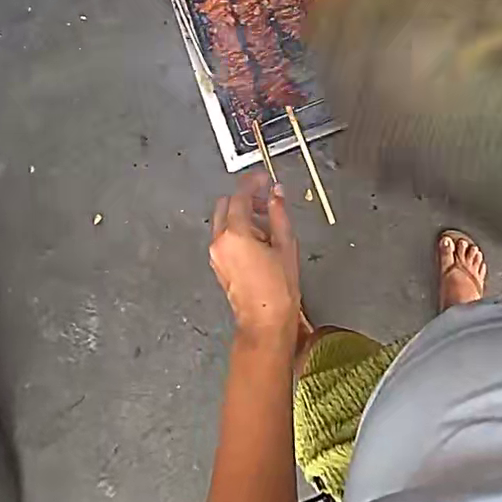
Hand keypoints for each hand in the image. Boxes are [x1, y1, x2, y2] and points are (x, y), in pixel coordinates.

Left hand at [208, 171, 301, 348]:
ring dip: (242, 215)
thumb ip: (279, 214)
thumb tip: (276, 193)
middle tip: (267, 202)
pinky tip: (259, 242)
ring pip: (224, 220)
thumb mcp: (286, 246)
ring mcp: (216, 253)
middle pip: (226, 204)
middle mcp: (220, 241)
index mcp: (236, 233)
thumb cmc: (278, 290)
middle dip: (246, 198)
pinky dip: (238, 230)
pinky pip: (224, 236)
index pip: (240, 195)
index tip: (263, 177)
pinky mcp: (218, 264)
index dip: (253, 182)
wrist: (265, 323)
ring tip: (268, 227)